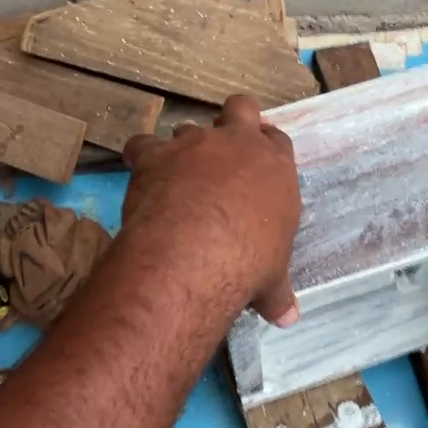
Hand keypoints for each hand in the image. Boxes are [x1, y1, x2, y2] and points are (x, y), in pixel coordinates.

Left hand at [120, 95, 301, 326]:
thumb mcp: (270, 280)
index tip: (258, 161)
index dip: (266, 146)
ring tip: (176, 172)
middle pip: (241, 107)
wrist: (198, 253)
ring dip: (183, 145)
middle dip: (233, 118)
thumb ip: (277, 292)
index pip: (278, 141)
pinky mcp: (156, 155)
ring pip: (189, 126)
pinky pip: (142, 143)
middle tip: (223, 145)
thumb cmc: (249, 264)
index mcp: (275, 168)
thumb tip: (289, 319)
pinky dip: (140, 156)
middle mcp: (238, 144)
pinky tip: (138, 172)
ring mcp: (195, 145)